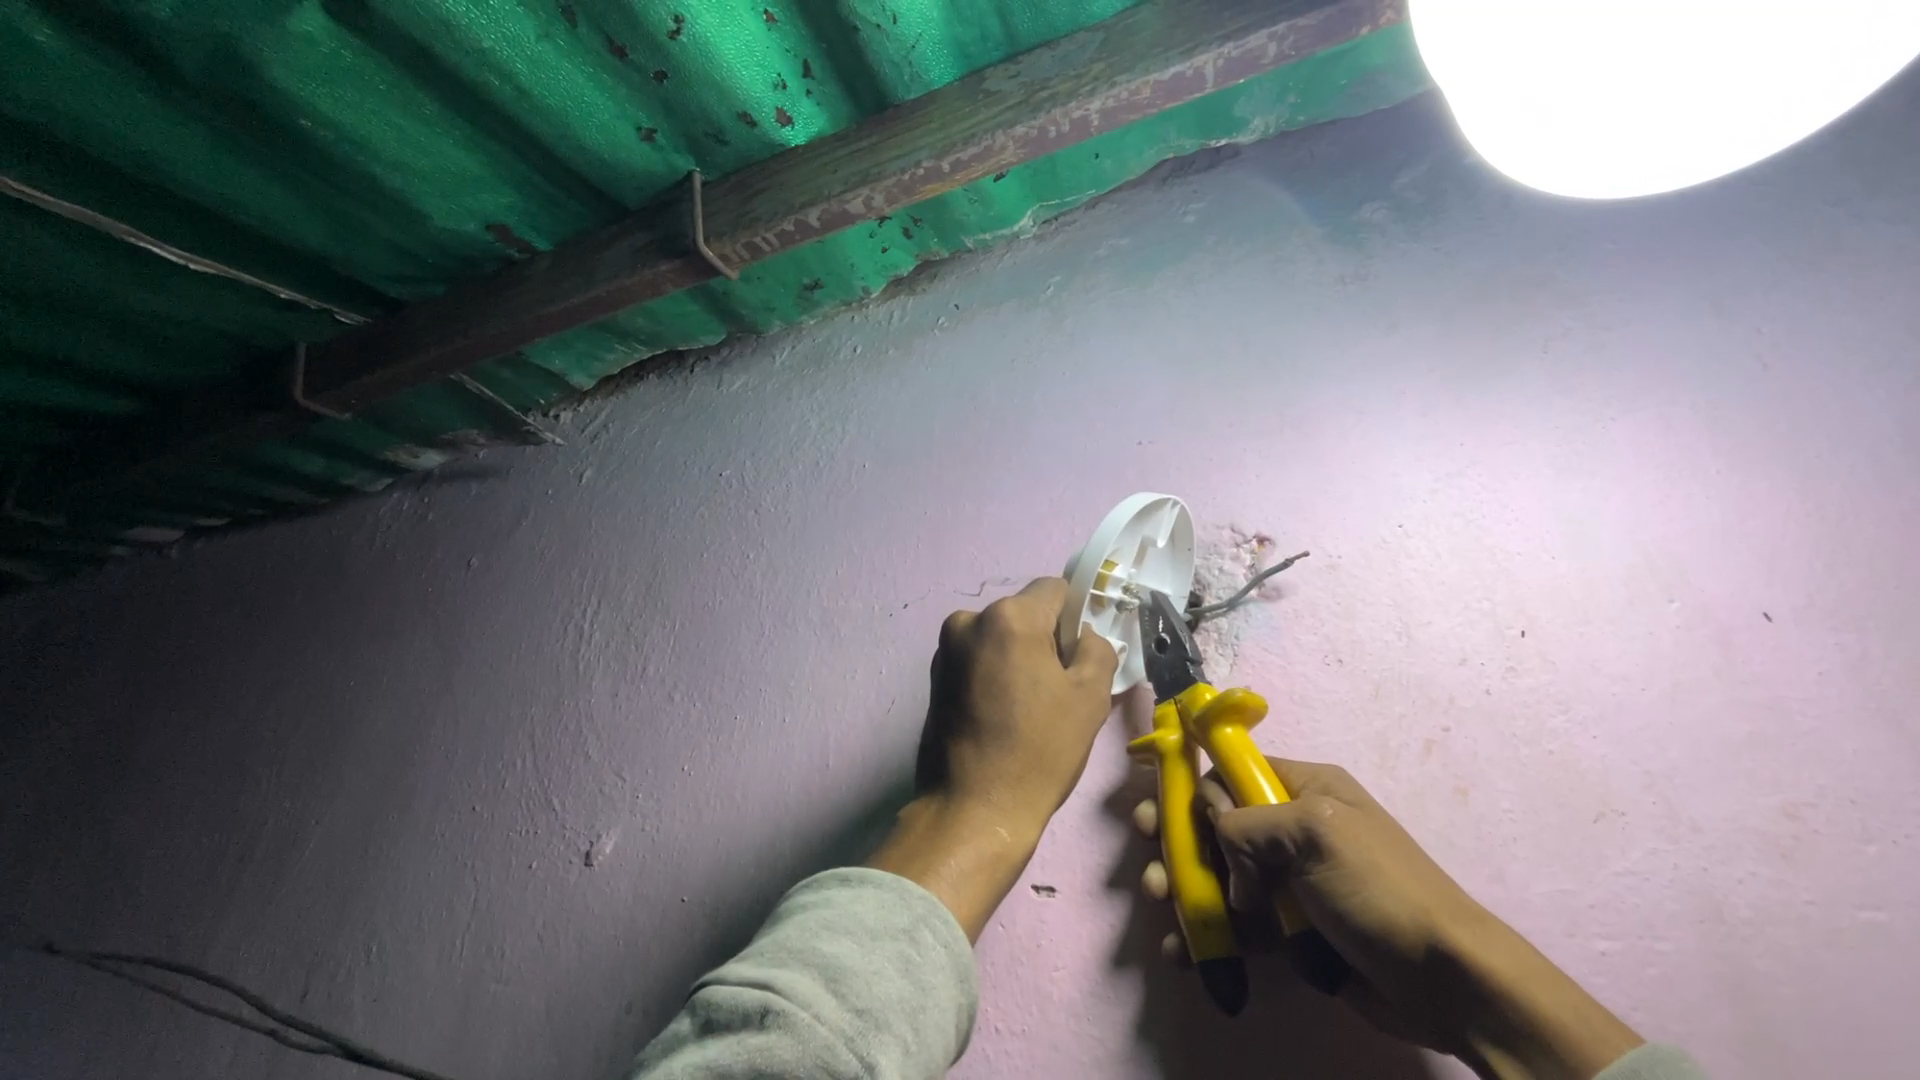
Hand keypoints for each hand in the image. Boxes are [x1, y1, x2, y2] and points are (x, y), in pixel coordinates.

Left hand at [868, 577, 1117, 940]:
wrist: (973, 809)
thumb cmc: (1039, 752)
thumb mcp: (1090, 698)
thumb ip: (1097, 650)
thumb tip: (1084, 636)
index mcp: (1009, 617)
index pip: (1055, 589)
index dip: (1077, 615)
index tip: (1083, 653)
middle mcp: (968, 621)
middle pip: (1024, 613)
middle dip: (1046, 639)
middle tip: (1061, 688)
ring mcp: (945, 650)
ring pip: (999, 637)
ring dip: (1018, 657)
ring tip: (1030, 707)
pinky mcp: (933, 678)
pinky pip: (977, 660)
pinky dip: (994, 674)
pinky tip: (1004, 715)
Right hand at [1142, 758, 1644, 1079]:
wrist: (1446, 982)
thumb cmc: (1378, 890)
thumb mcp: (1314, 834)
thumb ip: (1247, 819)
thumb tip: (1208, 821)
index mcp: (1304, 789)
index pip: (1232, 771)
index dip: (1190, 785)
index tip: (1153, 808)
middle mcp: (1292, 828)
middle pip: (1216, 825)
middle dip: (1177, 843)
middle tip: (1150, 860)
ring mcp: (1290, 881)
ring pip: (1220, 876)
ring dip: (1186, 891)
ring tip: (1164, 907)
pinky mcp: (1290, 930)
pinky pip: (1238, 924)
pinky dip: (1208, 935)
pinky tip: (1183, 953)